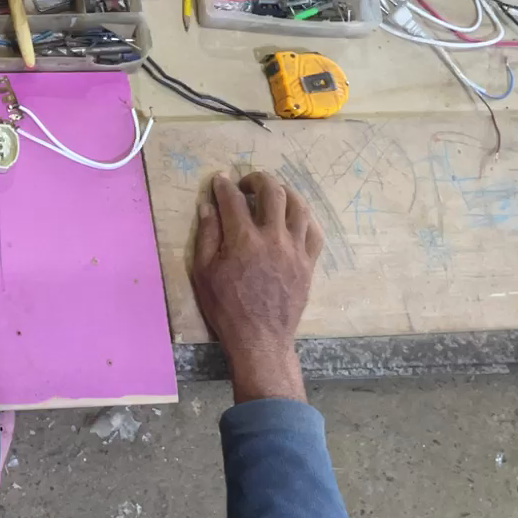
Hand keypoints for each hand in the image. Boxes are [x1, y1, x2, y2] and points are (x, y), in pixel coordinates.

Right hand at [191, 171, 323, 402]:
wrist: (260, 338)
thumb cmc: (226, 306)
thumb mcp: (203, 271)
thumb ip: (207, 235)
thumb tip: (207, 206)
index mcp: (243, 239)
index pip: (233, 199)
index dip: (223, 185)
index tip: (219, 180)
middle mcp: (273, 238)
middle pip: (272, 192)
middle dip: (257, 179)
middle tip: (245, 184)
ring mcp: (295, 250)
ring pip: (299, 206)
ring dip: (284, 192)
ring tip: (271, 194)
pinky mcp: (308, 263)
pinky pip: (314, 231)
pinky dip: (304, 217)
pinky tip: (294, 217)